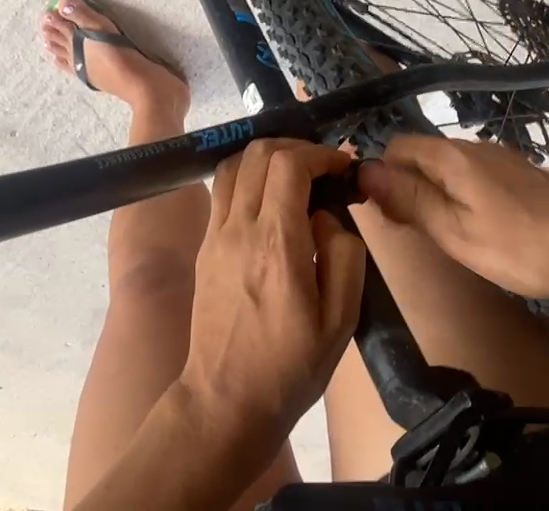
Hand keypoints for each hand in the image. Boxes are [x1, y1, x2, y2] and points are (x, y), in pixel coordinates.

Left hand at [177, 138, 366, 445]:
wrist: (225, 400)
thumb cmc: (290, 366)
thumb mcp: (341, 320)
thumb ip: (344, 255)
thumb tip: (327, 215)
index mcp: (277, 244)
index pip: (289, 164)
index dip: (319, 153)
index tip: (342, 165)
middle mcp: (240, 228)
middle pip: (258, 153)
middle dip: (295, 147)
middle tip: (322, 166)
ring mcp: (216, 234)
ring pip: (233, 164)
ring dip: (266, 156)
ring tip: (294, 174)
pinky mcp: (205, 245)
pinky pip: (221, 189)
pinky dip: (245, 175)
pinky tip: (267, 198)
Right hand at [357, 134, 548, 296]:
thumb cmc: (522, 249)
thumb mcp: (455, 233)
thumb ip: (409, 200)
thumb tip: (363, 170)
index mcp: (452, 156)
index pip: (397, 147)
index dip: (383, 177)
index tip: (388, 215)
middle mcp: (473, 145)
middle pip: (422, 154)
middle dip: (407, 186)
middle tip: (416, 231)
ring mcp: (500, 156)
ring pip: (448, 165)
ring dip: (435, 191)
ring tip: (446, 233)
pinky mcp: (520, 172)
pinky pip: (474, 174)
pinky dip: (462, 193)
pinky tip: (480, 226)